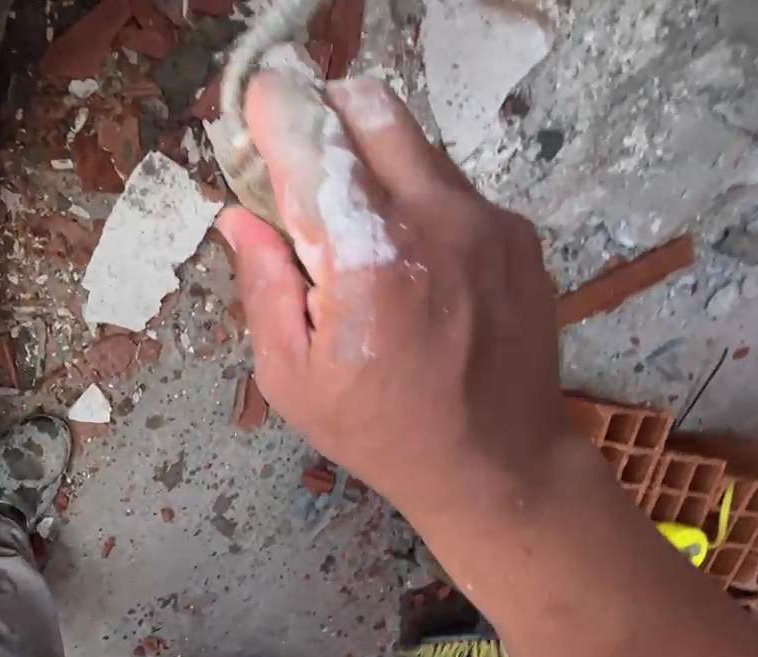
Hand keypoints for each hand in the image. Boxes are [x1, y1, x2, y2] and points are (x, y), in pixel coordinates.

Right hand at [217, 61, 565, 521]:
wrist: (494, 460)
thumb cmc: (376, 429)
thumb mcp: (290, 378)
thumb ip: (264, 288)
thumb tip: (241, 219)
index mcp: (366, 262)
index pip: (314, 151)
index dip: (278, 114)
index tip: (257, 95)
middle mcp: (435, 220)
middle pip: (374, 112)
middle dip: (327, 114)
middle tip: (299, 151)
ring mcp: (487, 220)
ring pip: (416, 145)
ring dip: (370, 159)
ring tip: (349, 221)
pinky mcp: (517, 232)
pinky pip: (450, 187)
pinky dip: (412, 197)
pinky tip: (404, 257)